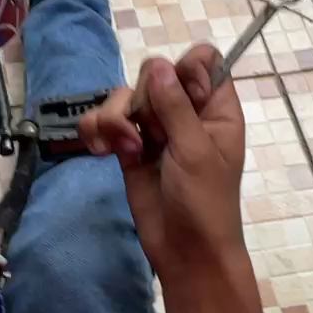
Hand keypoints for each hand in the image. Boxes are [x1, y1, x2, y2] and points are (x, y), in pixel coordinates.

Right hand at [78, 45, 247, 277]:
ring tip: (124, 149)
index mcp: (215, 108)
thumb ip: (176, 107)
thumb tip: (158, 65)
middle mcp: (185, 111)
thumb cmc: (204, 202)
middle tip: (154, 135)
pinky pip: (104, 120)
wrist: (184, 252)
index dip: (188, 71)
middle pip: (155, 73)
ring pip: (125, 96)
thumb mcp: (196, 151)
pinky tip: (100, 150)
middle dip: (146, 101)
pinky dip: (97, 130)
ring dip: (116, 118)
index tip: (184, 97)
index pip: (202, 61)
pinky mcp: (128, 145)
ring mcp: (154, 128)